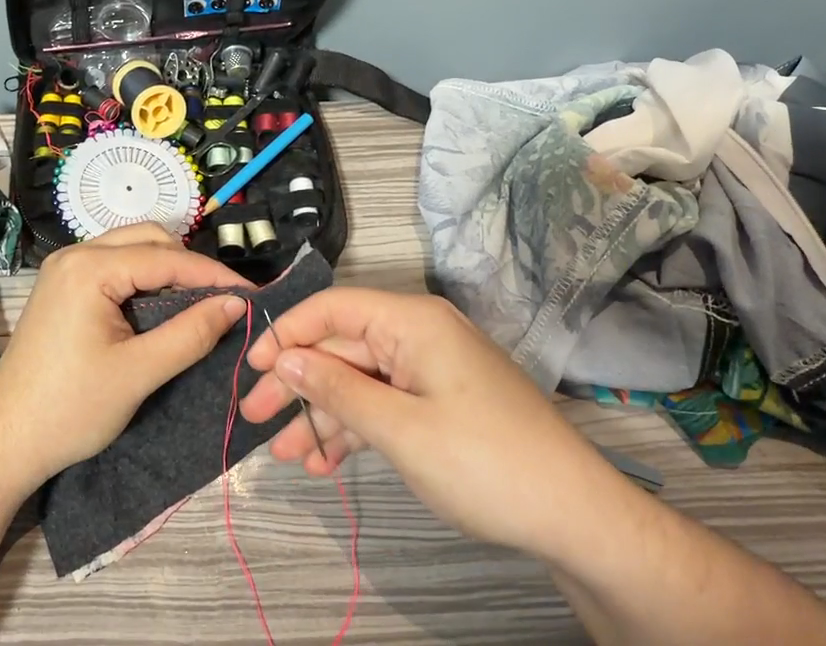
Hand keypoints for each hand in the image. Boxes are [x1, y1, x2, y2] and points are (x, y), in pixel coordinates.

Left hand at [0, 223, 251, 487]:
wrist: (5, 440)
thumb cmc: (70, 409)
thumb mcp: (138, 373)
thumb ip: (190, 334)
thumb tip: (235, 304)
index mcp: (89, 268)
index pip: (166, 257)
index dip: (213, 276)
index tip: (254, 296)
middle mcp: (74, 255)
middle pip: (148, 241)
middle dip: (189, 267)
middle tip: (225, 302)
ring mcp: (64, 270)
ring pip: (131, 252)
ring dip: (167, 272)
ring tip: (201, 306)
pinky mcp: (62, 289)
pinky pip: (114, 269)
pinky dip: (143, 282)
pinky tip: (162, 310)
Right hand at [238, 287, 627, 556]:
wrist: (576, 517)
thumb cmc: (483, 462)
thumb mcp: (399, 429)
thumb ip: (336, 389)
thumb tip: (284, 357)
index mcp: (412, 323)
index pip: (332, 308)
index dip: (286, 334)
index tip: (250, 369)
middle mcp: (419, 336)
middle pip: (340, 348)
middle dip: (297, 384)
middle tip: (253, 418)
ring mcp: (430, 372)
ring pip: (358, 382)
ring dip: (321, 417)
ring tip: (285, 455)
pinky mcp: (440, 404)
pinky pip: (383, 406)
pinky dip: (354, 431)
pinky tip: (325, 463)